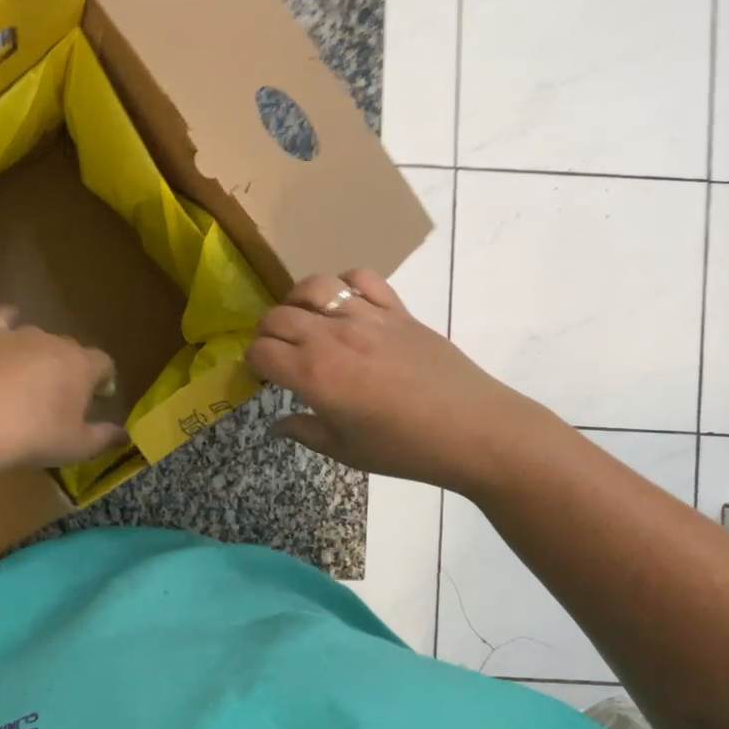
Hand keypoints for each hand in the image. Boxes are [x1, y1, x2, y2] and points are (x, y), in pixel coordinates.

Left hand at [0, 307, 127, 475]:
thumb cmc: (35, 438)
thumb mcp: (78, 447)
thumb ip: (105, 438)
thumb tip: (125, 436)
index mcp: (83, 365)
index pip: (104, 364)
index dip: (104, 380)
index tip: (99, 397)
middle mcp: (55, 342)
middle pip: (72, 350)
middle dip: (72, 369)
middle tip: (62, 397)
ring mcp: (20, 336)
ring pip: (40, 338)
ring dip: (41, 354)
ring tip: (31, 380)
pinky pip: (2, 318)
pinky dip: (8, 321)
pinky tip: (6, 330)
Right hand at [246, 270, 564, 496]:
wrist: (474, 430)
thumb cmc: (403, 449)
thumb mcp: (344, 450)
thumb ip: (304, 432)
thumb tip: (277, 425)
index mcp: (313, 376)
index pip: (261, 351)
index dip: (253, 362)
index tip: (263, 376)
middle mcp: (332, 338)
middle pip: (277, 316)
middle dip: (267, 333)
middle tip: (278, 353)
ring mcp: (366, 318)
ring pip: (312, 287)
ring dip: (296, 302)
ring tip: (304, 321)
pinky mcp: (397, 310)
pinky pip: (361, 278)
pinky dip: (344, 284)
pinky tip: (345, 305)